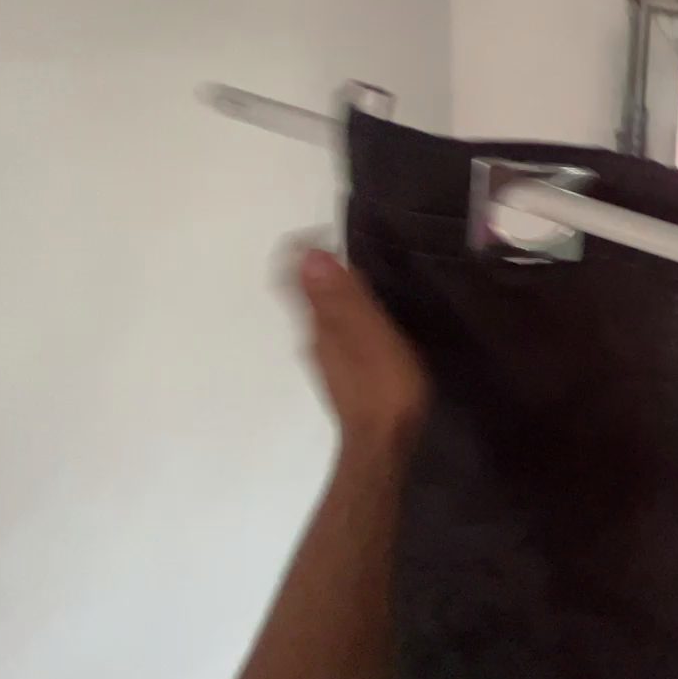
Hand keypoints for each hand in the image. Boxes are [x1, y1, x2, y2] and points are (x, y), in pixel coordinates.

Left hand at [297, 250, 428, 453]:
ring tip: (378, 286)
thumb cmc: (384, 386)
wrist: (383, 443)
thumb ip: (343, 299)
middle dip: (328, 269)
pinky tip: (380, 326)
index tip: (333, 235)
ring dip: (342, 294)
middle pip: (308, 293)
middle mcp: (314, 338)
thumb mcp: (369, 337)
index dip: (306, 250)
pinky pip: (341, 333)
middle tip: (364, 256)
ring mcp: (328, 358)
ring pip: (325, 314)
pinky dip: (354, 318)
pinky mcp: (346, 374)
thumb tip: (310, 256)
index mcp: (318, 324)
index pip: (293, 275)